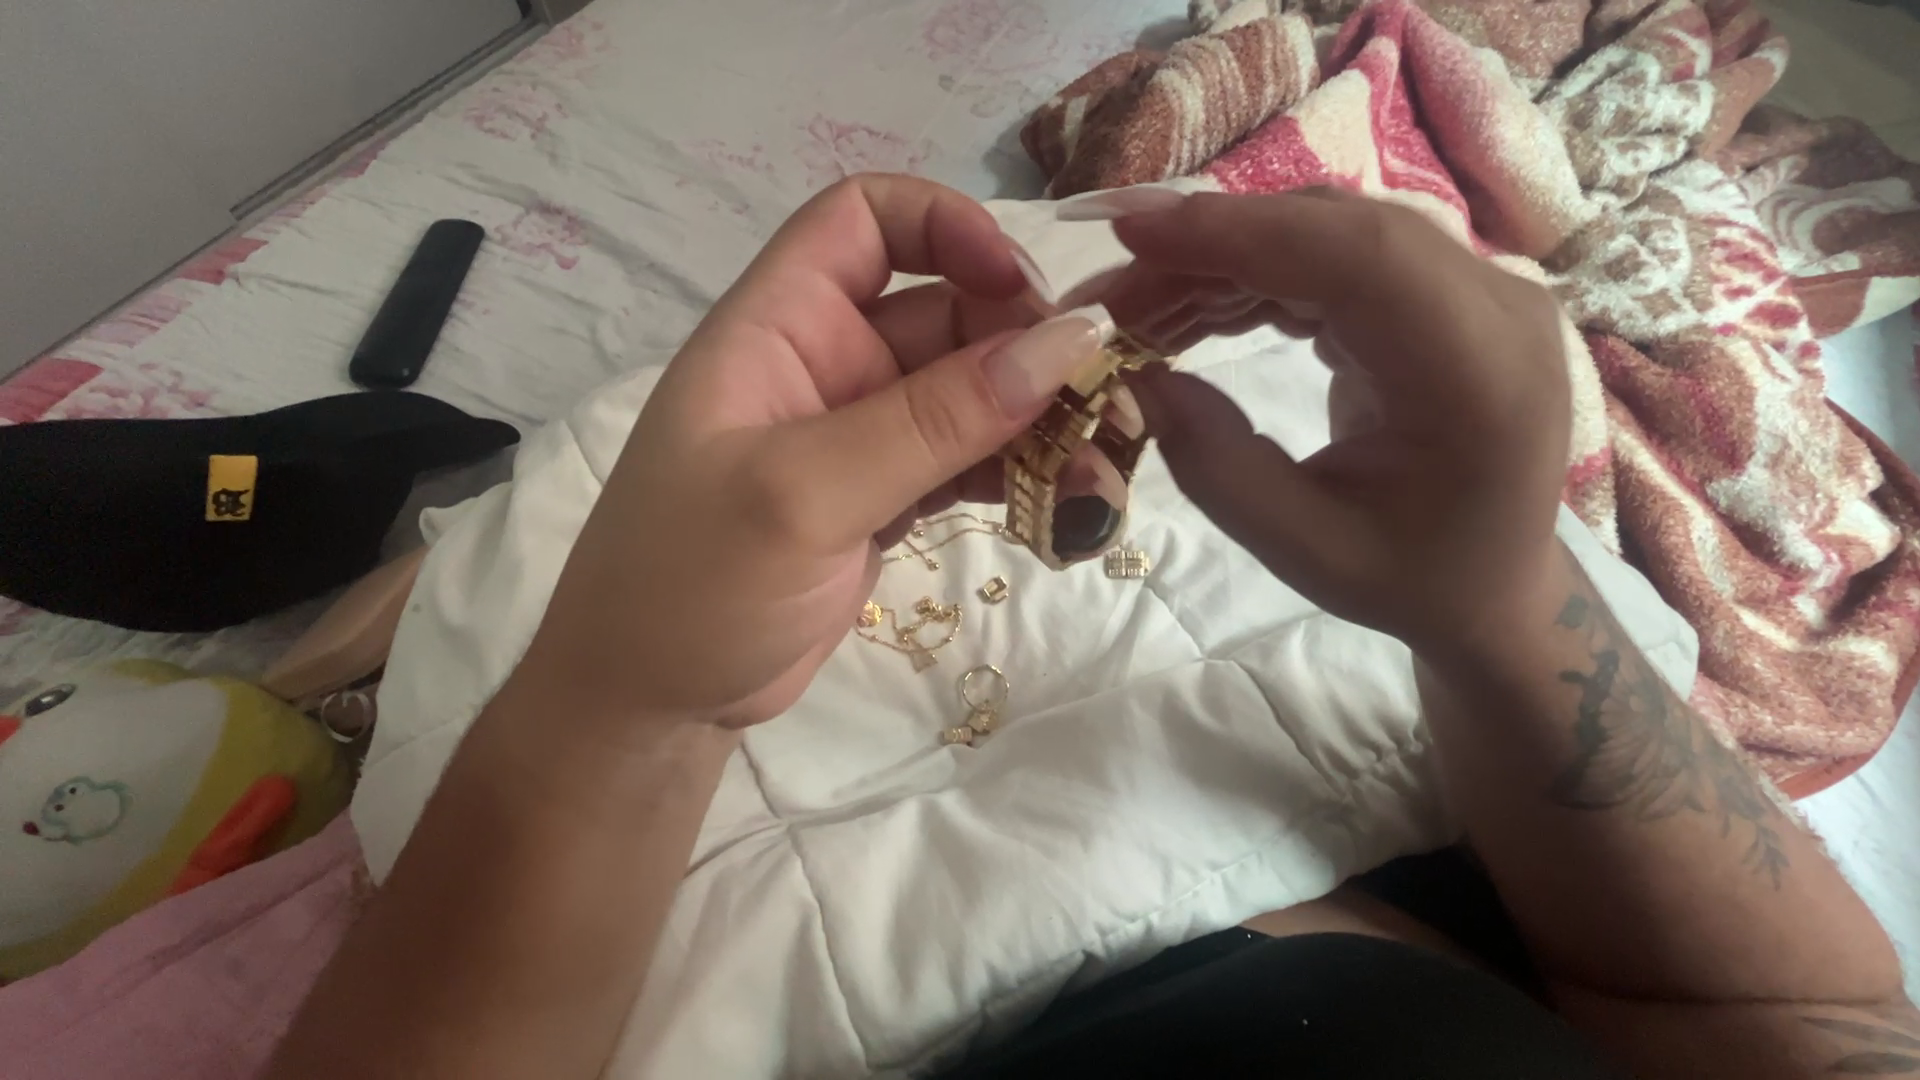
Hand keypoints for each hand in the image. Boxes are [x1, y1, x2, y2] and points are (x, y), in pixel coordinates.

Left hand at [517, 175, 1108, 730]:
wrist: (655, 702)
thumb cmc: (692, 586)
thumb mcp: (806, 493)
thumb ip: (934, 420)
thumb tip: (1065, 344)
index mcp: (780, 327)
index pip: (865, 220)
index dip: (948, 226)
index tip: (1022, 287)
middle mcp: (827, 366)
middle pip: (947, 315)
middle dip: (1026, 351)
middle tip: (1103, 404)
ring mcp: (860, 437)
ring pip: (970, 396)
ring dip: (1037, 425)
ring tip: (1101, 473)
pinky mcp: (886, 498)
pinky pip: (966, 462)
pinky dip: (1015, 477)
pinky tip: (1063, 507)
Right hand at [1104, 189, 1571, 655]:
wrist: (1490, 584)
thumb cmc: (1408, 578)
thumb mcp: (1300, 547)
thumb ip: (1215, 464)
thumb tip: (1136, 376)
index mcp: (1479, 371)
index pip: (1357, 257)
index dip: (1238, 232)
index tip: (1129, 232)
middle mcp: (1488, 304)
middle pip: (1330, 232)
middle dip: (1205, 250)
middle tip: (1106, 298)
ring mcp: (1463, 293)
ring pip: (1318, 239)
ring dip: (1215, 267)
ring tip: (1132, 317)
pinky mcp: (1426, 300)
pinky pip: (1322, 265)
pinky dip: (1244, 283)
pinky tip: (1187, 318)